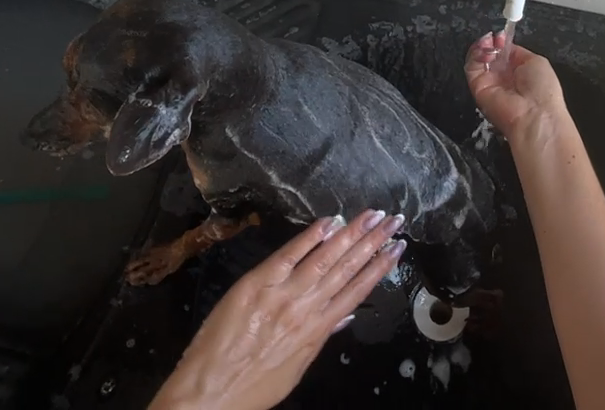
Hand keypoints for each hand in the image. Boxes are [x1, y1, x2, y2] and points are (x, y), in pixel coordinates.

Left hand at [149, 211, 405, 409]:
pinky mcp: (257, 282)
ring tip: (373, 214)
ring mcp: (282, 293)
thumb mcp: (295, 370)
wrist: (206, 396)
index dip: (380, 268)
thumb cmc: (251, 388)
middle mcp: (305, 308)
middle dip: (373, 241)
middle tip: (395, 219)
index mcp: (317, 330)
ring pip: (325, 258)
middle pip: (347, 268)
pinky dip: (309, 237)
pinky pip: (288, 254)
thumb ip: (320, 338)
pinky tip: (329, 221)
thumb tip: (345, 316)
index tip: (398, 248)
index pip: (357, 292)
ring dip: (352, 233)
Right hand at [464, 31, 566, 145]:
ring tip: (488, 43)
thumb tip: (505, 43)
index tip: (501, 35)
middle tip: (493, 38)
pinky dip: (475, 55)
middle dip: (490, 42)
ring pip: (478, 59)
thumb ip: (518, 52)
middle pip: (489, 54)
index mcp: (518, 72)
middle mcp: (503, 78)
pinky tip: (484, 50)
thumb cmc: (542, 89)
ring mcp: (489, 83)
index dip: (501, 42)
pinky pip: (471, 68)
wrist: (534, 115)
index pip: (503, 53)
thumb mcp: (536, 62)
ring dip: (481, 47)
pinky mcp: (477, 88)